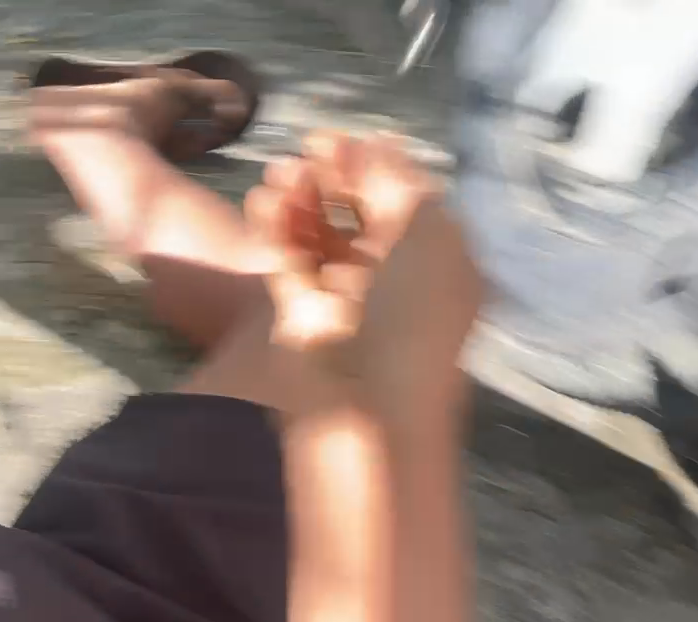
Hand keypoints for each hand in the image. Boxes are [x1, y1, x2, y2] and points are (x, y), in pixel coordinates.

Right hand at [245, 132, 484, 435]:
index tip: (336, 140)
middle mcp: (391, 278)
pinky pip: (287, 260)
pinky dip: (274, 228)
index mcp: (435, 262)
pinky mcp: (301, 316)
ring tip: (280, 177)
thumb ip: (395, 179)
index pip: (401, 201)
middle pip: (356, 215)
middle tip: (305, 157)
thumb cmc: (411, 315)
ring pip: (318, 235)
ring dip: (300, 198)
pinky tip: (263, 201)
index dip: (371, 166)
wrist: (366, 404)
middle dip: (331, 180)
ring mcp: (344, 299)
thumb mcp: (423, 231)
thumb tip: (367, 144)